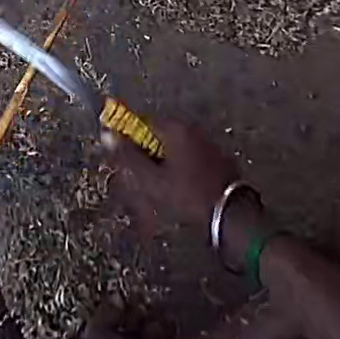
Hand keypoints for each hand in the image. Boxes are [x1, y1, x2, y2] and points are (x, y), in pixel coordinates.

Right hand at [100, 117, 239, 230]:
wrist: (232, 216)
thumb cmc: (187, 195)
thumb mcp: (152, 180)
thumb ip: (129, 156)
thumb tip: (107, 135)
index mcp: (175, 128)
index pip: (142, 122)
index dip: (130, 138)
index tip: (124, 157)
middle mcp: (191, 128)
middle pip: (158, 133)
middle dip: (147, 151)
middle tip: (142, 176)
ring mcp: (207, 142)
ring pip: (175, 145)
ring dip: (164, 159)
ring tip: (161, 185)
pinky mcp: (218, 157)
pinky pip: (190, 155)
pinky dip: (181, 165)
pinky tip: (181, 186)